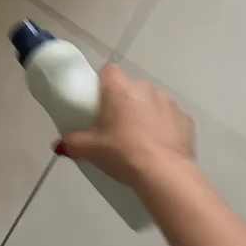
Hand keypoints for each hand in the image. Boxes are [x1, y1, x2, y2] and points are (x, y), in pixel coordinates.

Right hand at [57, 64, 195, 187]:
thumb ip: (72, 142)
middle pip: (132, 88)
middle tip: (118, 125)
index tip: (100, 101)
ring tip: (142, 139)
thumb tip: (59, 145)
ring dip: (147, 113)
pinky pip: (172, 119)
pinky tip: (162, 147)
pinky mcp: (186, 120)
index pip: (109, 71)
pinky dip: (167, 128)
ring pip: (153, 102)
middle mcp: (145, 88)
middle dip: (126, 101)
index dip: (103, 83)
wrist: (165, 174)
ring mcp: (169, 103)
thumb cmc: (122, 153)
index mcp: (120, 88)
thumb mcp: (91, 150)